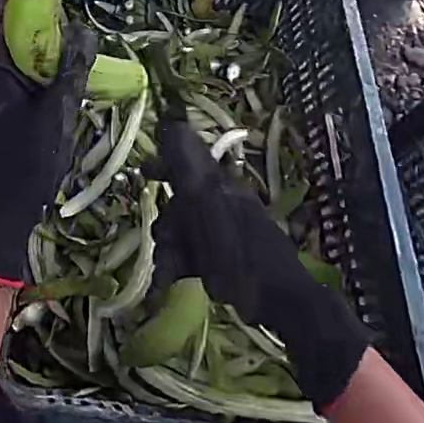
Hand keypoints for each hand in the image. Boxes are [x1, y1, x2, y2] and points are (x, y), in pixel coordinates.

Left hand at [0, 25, 96, 285]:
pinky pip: (39, 83)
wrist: (14, 205)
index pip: (11, 26)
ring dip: (57, 56)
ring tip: (87, 49)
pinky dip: (56, 76)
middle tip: (84, 27)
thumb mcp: (59, 107)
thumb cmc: (33, 154)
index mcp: (0, 73)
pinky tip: (78, 80)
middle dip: (53, 32)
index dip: (35, 9)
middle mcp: (0, 79)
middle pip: (25, 43)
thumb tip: (83, 29)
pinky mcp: (21, 112)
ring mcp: (10, 97)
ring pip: (34, 64)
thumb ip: (72, 68)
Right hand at [151, 117, 371, 409]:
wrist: (279, 299)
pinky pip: (188, 256)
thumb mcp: (207, 200)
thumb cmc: (239, 248)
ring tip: (168, 267)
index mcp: (219, 185)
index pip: (187, 162)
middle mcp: (219, 204)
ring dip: (168, 248)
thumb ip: (187, 164)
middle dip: (165, 222)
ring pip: (181, 232)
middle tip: (164, 239)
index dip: (163, 165)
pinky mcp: (219, 262)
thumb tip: (173, 122)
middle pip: (178, 203)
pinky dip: (175, 267)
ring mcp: (220, 234)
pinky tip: (164, 284)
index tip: (144, 173)